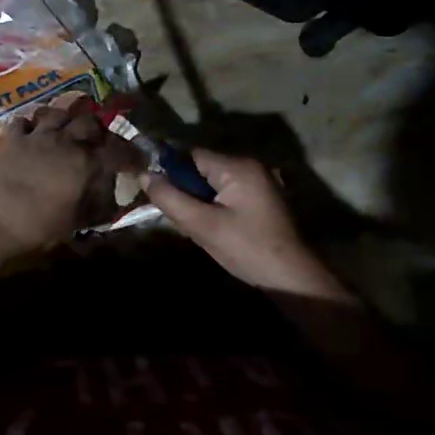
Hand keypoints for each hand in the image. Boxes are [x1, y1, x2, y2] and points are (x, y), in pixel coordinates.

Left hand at [0, 99, 141, 258]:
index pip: (118, 151)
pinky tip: (33, 134)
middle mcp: (64, 141)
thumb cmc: (38, 226)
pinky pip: (24, 121)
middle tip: (99, 142)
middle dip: (98, 130)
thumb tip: (111, 198)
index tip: (137, 162)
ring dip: (66, 120)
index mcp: (85, 162)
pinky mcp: (12, 139)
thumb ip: (97, 205)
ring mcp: (36, 136)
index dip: (131, 155)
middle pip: (89, 121)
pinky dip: (31, 125)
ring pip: (58, 113)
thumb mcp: (76, 222)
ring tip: (67, 131)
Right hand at [143, 149, 354, 302]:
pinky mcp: (259, 200)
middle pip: (200, 168)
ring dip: (195, 201)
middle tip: (174, 216)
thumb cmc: (246, 248)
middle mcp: (250, 167)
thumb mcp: (202, 225)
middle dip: (183, 189)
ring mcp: (257, 183)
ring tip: (191, 226)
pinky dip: (210, 207)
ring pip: (210, 183)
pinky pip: (224, 194)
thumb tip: (143, 175)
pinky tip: (208, 229)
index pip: (191, 155)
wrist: (290, 279)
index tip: (152, 190)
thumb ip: (170, 198)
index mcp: (238, 167)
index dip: (168, 170)